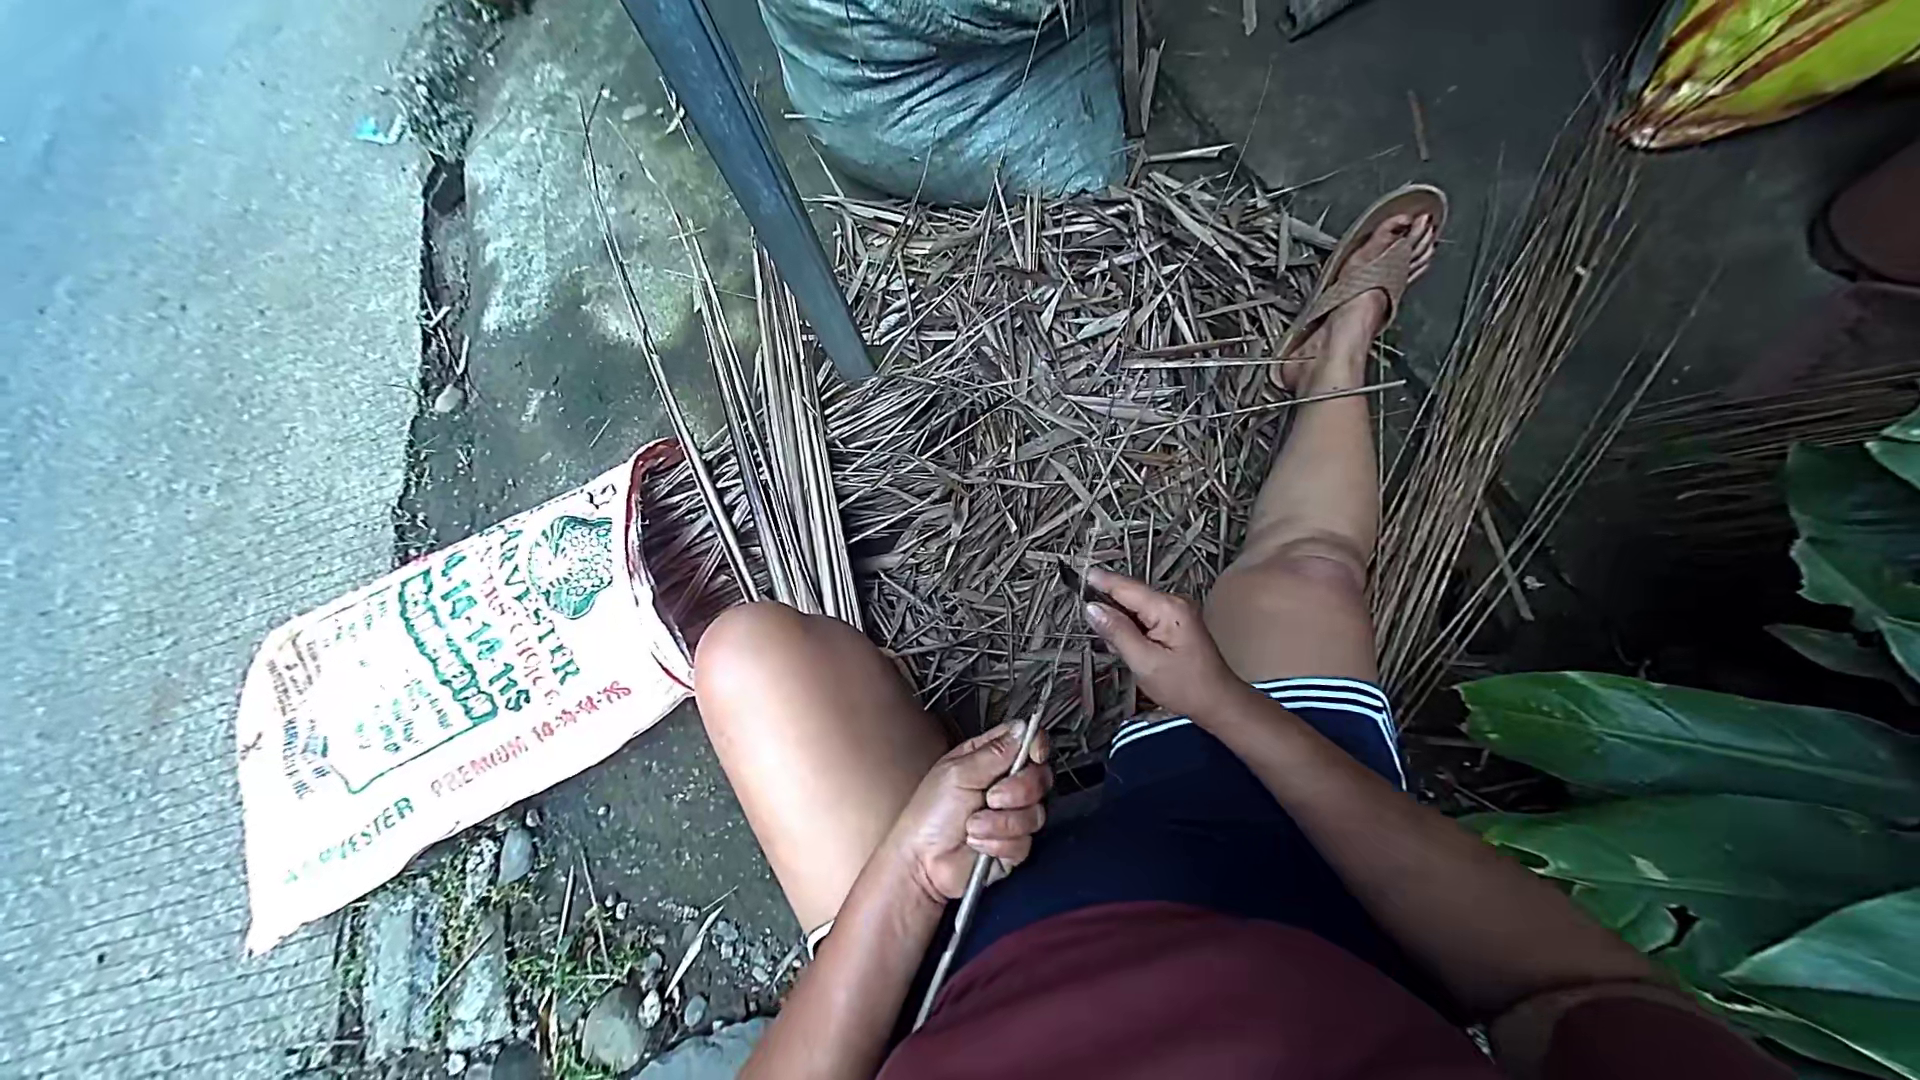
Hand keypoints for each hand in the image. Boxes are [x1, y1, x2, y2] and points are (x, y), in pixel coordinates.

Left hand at [883, 721, 1052, 906]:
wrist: (923, 862)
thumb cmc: (929, 814)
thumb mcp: (958, 772)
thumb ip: (995, 752)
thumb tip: (1023, 729)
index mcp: (989, 757)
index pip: (1026, 740)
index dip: (1036, 745)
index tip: (1034, 753)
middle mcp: (1005, 782)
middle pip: (1039, 776)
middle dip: (1017, 789)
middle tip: (990, 797)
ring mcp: (1012, 814)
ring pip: (1035, 811)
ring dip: (1001, 821)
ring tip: (973, 824)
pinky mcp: (1014, 844)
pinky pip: (1025, 840)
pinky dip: (998, 842)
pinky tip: (978, 842)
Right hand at [1083, 568, 1248, 718]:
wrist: (1218, 702)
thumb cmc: (1186, 686)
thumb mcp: (1144, 662)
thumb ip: (1116, 632)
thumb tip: (1093, 608)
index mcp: (1168, 608)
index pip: (1125, 587)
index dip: (1099, 582)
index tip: (1077, 577)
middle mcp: (1174, 602)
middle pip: (1129, 594)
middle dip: (1109, 610)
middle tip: (1099, 632)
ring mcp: (1177, 610)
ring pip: (1134, 606)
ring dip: (1120, 621)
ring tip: (1121, 648)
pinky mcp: (1176, 620)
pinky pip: (1144, 616)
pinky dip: (1132, 628)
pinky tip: (1133, 648)